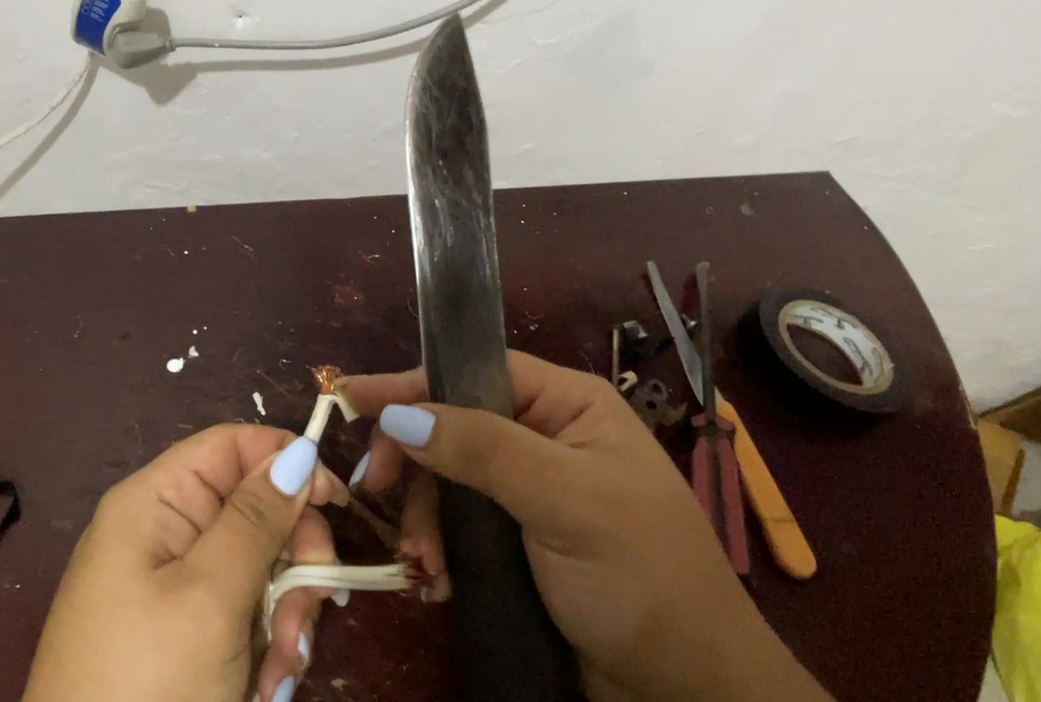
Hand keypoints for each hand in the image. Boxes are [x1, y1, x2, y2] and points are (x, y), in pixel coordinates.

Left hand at [24, 424, 348, 701]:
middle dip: (293, 559)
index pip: (232, 446)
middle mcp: (164, 534)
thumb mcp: (209, 596)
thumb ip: (256, 520)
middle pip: (255, 510)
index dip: (286, 461)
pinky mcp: (187, 634)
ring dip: (286, 615)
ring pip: (260, 569)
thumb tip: (298, 449)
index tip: (336, 502)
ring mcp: (175, 588)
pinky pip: (245, 615)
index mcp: (155, 503)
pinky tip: (264, 687)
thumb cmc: (148, 681)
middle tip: (312, 608)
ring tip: (280, 670)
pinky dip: (266, 647)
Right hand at [340, 353, 831, 701]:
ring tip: (421, 562)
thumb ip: (483, 449)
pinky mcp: (519, 541)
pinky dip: (438, 546)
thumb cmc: (640, 577)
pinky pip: (458, 524)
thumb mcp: (565, 502)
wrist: (689, 691)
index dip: (413, 383)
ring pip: (449, 479)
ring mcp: (531, 491)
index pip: (475, 371)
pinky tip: (435, 577)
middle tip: (372, 487)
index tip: (352, 398)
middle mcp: (546, 437)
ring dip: (423, 516)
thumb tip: (398, 414)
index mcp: (568, 406)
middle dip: (413, 461)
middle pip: (453, 424)